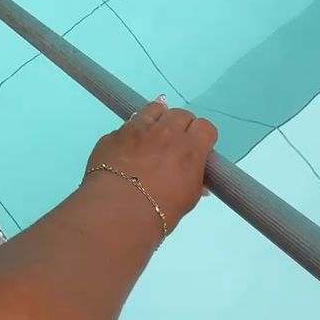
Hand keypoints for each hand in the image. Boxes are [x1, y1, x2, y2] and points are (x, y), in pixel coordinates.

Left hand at [81, 96, 216, 236]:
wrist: (119, 206)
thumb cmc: (162, 209)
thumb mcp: (188, 197)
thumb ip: (192, 178)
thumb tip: (192, 174)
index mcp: (189, 147)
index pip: (205, 127)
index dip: (202, 136)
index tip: (199, 145)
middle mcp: (164, 131)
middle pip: (180, 114)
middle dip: (182, 125)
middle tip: (177, 141)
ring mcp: (136, 128)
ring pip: (153, 109)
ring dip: (158, 118)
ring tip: (155, 132)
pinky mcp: (114, 133)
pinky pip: (128, 125)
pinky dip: (133, 132)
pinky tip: (129, 147)